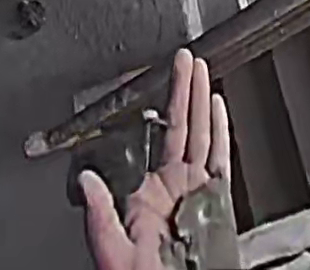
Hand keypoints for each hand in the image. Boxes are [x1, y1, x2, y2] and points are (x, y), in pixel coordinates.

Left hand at [78, 49, 230, 269]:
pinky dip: (223, 134)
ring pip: (204, 136)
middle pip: (185, 125)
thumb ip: (100, 214)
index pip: (160, 133)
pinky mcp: (216, 204)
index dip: (166, 100)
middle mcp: (175, 186)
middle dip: (186, 89)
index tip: (168, 73)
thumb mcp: (112, 253)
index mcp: (151, 193)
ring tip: (204, 72)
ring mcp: (197, 192)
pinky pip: (222, 162)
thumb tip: (85, 176)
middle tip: (189, 58)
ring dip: (204, 102)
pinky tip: (220, 109)